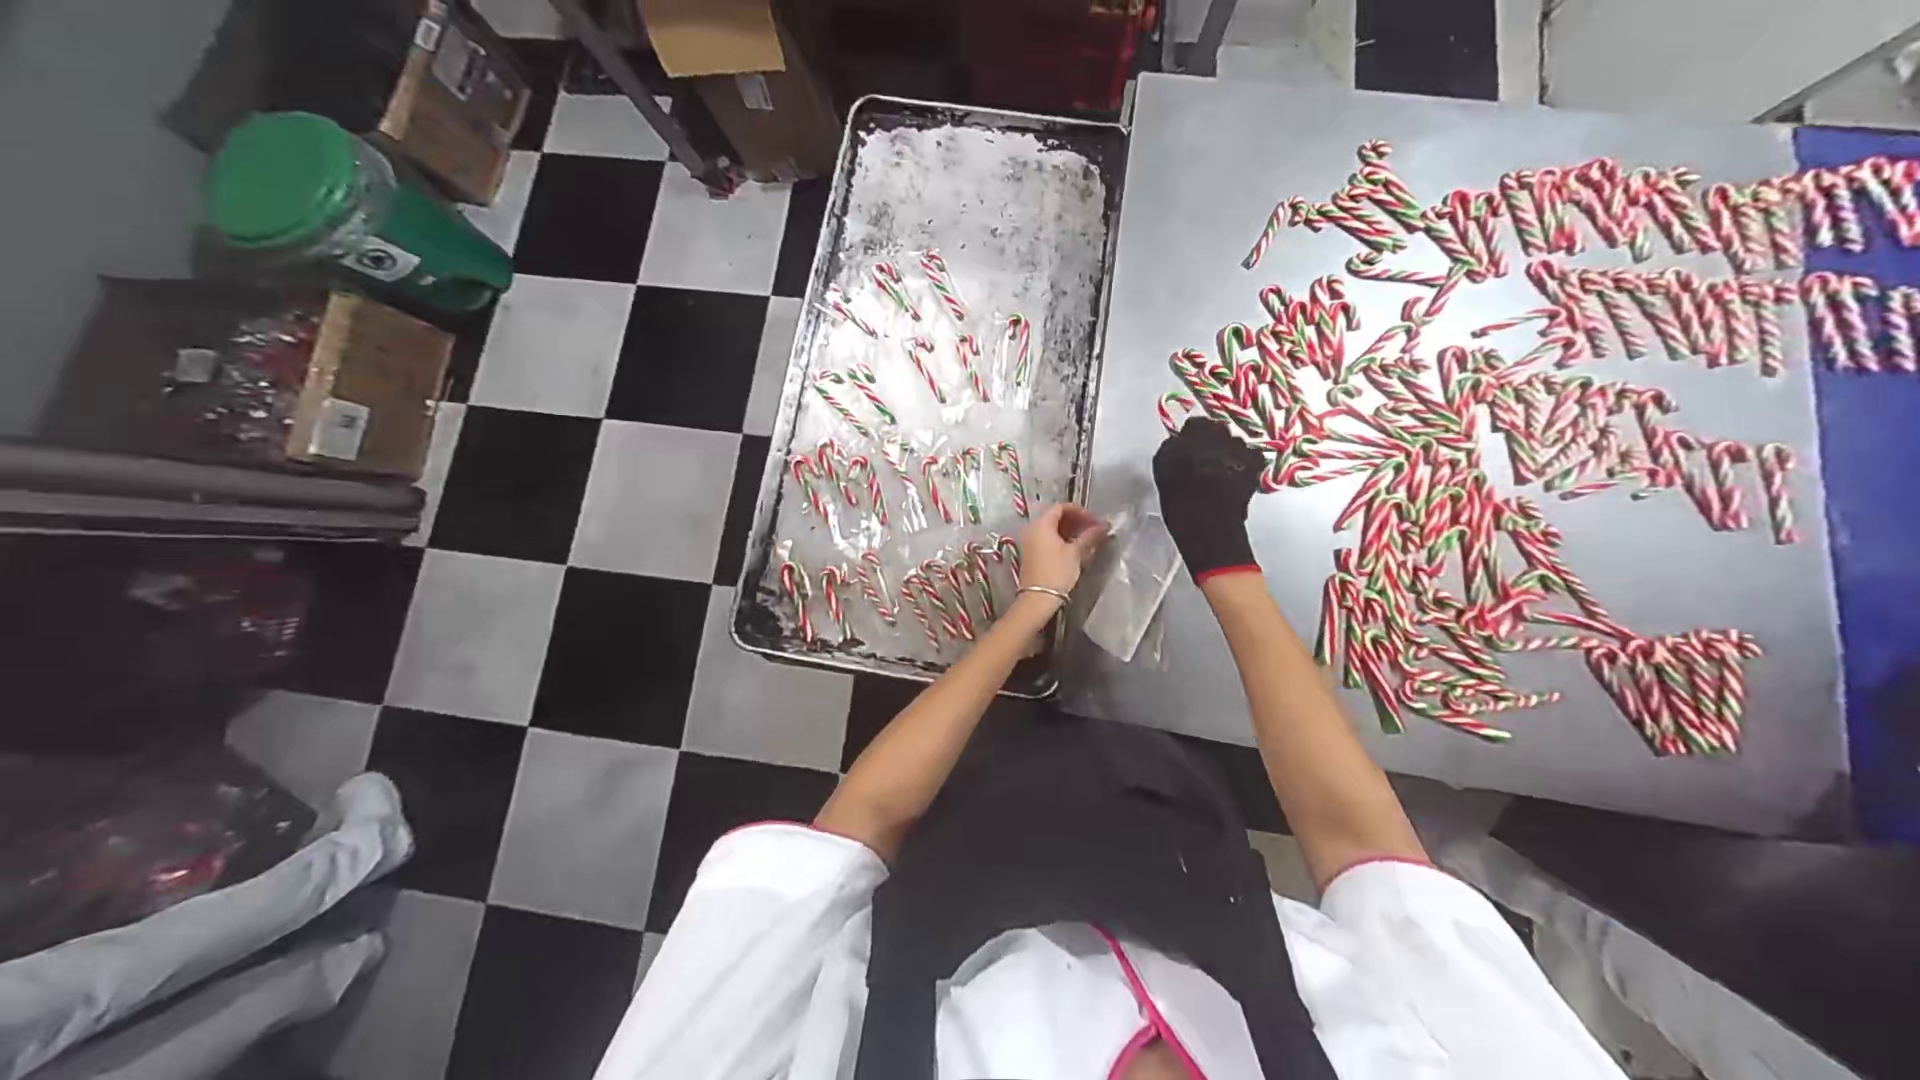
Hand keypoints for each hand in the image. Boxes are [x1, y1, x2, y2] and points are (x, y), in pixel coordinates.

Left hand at [1017, 503, 1108, 594]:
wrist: (1037, 598)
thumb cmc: (1057, 572)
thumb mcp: (1076, 553)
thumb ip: (1090, 536)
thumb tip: (1103, 526)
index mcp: (1041, 524)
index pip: (1060, 507)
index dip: (1079, 511)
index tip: (1094, 520)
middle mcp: (1032, 529)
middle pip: (1055, 517)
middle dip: (1076, 520)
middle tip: (1093, 529)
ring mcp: (1030, 541)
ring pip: (1052, 529)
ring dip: (1070, 530)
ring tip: (1087, 539)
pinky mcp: (1032, 553)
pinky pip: (1047, 539)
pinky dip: (1061, 539)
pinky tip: (1075, 548)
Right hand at [1152, 417, 1264, 579]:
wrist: (1209, 532)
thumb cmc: (1181, 510)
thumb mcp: (1165, 476)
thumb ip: (1172, 453)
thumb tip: (1178, 442)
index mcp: (1187, 442)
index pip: (1194, 424)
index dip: (1193, 435)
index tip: (1191, 445)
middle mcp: (1215, 440)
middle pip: (1217, 429)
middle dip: (1213, 440)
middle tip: (1206, 458)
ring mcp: (1237, 451)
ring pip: (1235, 441)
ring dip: (1230, 451)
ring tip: (1222, 470)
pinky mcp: (1254, 464)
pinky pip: (1251, 455)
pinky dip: (1246, 462)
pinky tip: (1238, 475)